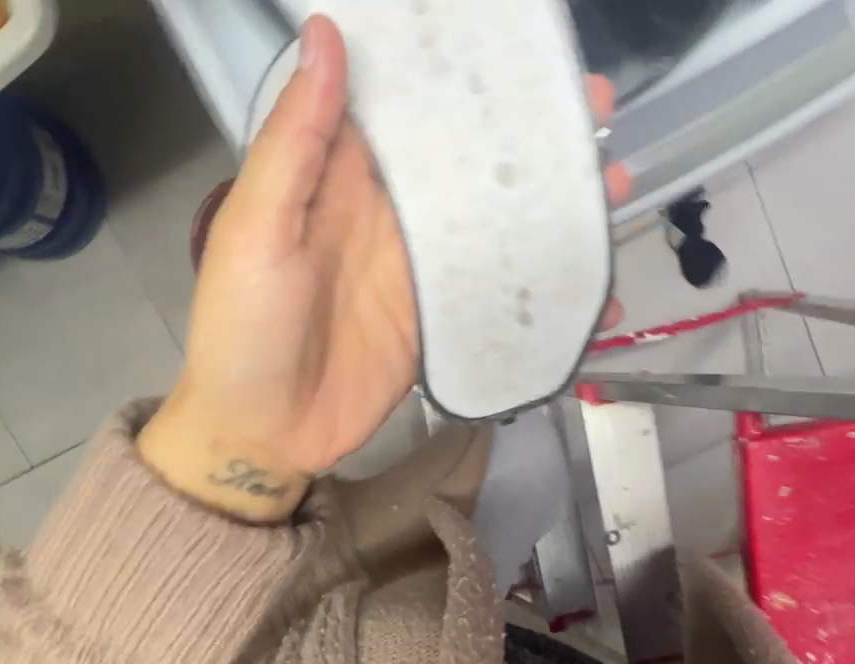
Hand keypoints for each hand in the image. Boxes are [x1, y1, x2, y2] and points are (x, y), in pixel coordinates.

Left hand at [139, 14, 628, 521]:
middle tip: (594, 105)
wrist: (262, 433)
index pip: (407, 109)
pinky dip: (545, 293)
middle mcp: (390, 217)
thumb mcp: (255, 229)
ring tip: (614, 181)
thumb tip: (327, 36)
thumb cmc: (241, 329)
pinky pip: (499, 298)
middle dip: (529, 135)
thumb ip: (295, 143)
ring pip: (496, 225)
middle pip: (467, 163)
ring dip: (553, 203)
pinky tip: (595, 285)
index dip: (457, 76)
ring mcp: (420, 274)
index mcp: (341, 178)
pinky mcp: (440, 325)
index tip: (518, 48)